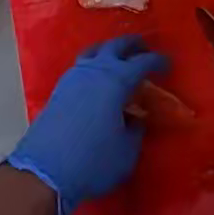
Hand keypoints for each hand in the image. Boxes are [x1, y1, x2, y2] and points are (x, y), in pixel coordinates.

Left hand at [7, 35, 168, 214]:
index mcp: (116, 79)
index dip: (157, 61)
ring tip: (119, 58)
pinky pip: (82, 64)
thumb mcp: (126, 151)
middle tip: (144, 49)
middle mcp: (95, 69)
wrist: (45, 170)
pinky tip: (97, 77)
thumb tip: (136, 119)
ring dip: (110, 50)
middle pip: (116, 45)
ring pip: (95, 50)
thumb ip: (136, 131)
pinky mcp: (59, 87)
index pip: (142, 62)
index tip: (168, 64)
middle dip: (133, 44)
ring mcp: (74, 75)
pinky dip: (95, 63)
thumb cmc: (93, 160)